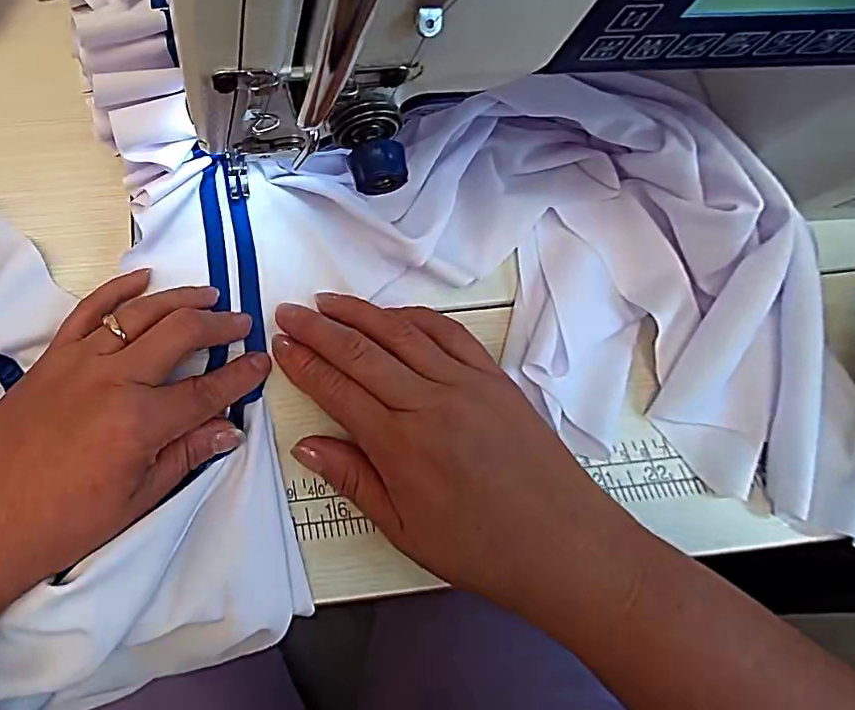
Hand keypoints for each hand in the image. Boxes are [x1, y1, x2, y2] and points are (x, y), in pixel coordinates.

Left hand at [0, 269, 270, 603]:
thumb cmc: (60, 523)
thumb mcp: (132, 503)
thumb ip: (182, 457)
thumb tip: (227, 430)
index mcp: (138, 422)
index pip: (205, 391)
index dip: (239, 376)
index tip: (261, 363)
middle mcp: (113, 378)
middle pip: (180, 334)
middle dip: (218, 324)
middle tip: (240, 323)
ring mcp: (80, 359)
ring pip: (140, 313)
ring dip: (179, 299)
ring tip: (207, 296)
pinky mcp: (53, 354)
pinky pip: (89, 309)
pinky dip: (117, 289)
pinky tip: (142, 279)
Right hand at [274, 294, 652, 614]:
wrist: (574, 552)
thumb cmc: (485, 550)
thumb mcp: (405, 530)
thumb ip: (351, 479)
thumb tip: (304, 445)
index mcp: (402, 446)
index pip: (336, 389)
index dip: (303, 363)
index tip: (280, 345)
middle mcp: (430, 404)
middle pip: (358, 351)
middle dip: (316, 328)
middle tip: (288, 312)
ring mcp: (465, 384)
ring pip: (398, 332)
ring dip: (356, 311)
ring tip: (326, 301)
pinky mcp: (494, 378)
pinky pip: (446, 332)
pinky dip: (413, 315)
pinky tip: (391, 313)